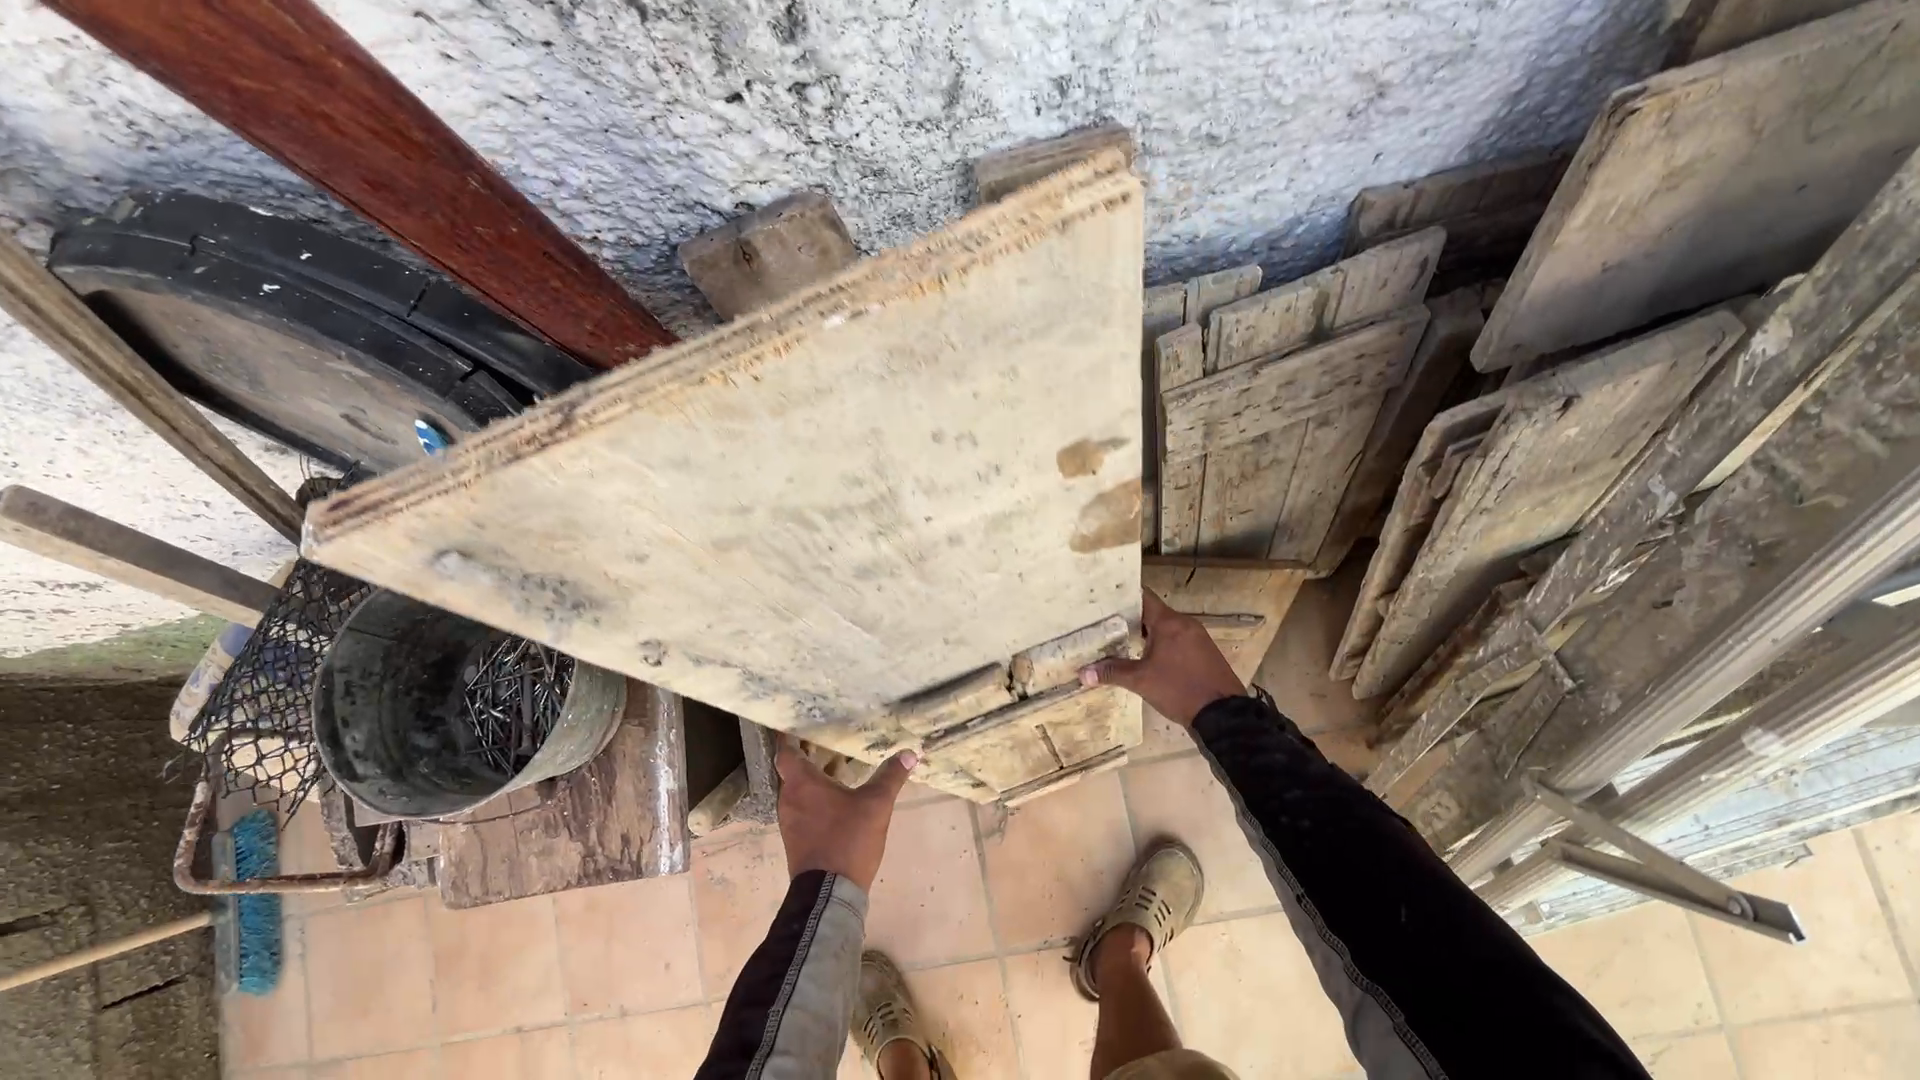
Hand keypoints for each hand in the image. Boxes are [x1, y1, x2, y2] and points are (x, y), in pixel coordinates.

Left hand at [775, 737, 917, 891]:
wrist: (829, 893)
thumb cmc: (848, 839)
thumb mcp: (876, 804)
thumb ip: (891, 776)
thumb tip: (911, 752)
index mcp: (801, 783)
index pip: (785, 751)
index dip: (790, 737)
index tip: (800, 726)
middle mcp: (788, 799)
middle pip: (791, 771)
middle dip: (808, 758)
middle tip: (828, 745)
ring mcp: (789, 822)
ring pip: (796, 793)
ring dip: (812, 783)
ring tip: (835, 772)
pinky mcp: (795, 841)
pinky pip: (801, 811)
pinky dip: (813, 802)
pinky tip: (834, 804)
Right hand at [1079, 588, 1244, 726]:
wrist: (1223, 715)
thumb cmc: (1180, 690)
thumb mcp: (1142, 681)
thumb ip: (1112, 672)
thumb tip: (1083, 673)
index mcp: (1169, 622)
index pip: (1143, 597)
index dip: (1123, 597)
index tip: (1103, 600)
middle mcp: (1185, 623)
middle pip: (1152, 612)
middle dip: (1130, 619)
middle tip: (1104, 624)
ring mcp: (1197, 638)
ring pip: (1165, 628)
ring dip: (1145, 634)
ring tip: (1120, 641)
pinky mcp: (1203, 653)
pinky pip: (1177, 640)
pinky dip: (1160, 644)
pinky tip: (1146, 658)